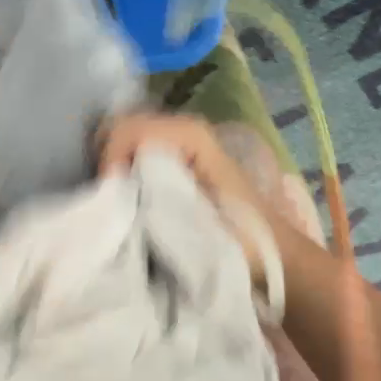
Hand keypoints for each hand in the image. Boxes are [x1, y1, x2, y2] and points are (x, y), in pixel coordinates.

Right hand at [99, 113, 282, 279]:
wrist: (274, 253)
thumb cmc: (244, 241)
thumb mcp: (204, 225)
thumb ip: (160, 207)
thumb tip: (118, 201)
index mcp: (189, 134)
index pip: (127, 130)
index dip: (110, 161)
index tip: (110, 202)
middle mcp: (180, 127)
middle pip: (121, 127)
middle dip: (106, 161)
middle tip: (107, 202)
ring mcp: (177, 140)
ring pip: (124, 138)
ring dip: (113, 167)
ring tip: (114, 204)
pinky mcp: (174, 156)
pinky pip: (133, 152)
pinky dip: (122, 171)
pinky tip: (127, 200)